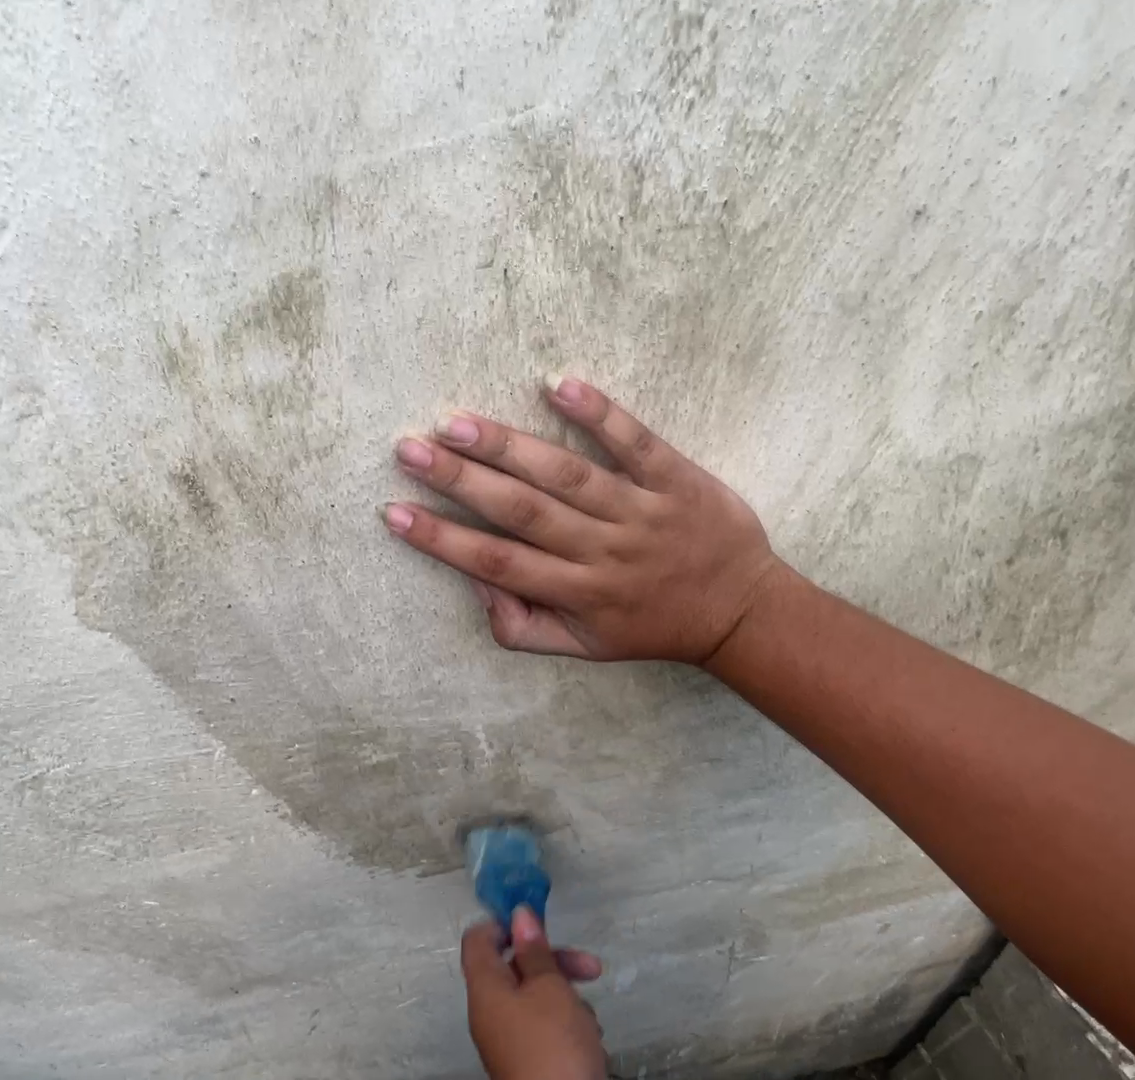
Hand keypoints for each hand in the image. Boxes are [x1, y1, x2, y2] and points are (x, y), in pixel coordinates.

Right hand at [383, 376, 786, 663]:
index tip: (393, 513)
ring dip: (510, 447)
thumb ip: (522, 627)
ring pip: (568, 476)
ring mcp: (642, 513)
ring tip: (458, 422)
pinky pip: (637, 444)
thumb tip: (475, 586)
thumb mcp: (583, 648)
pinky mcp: (678, 480)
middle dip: (460, 481)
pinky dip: (600, 414)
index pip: (496, 564)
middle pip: (522, 514)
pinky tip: (558, 385)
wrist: (741, 612)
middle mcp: (604, 553)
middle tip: (410, 449)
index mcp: (577, 595)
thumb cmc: (650, 627)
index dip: (441, 540)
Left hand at [462, 907, 606, 1079]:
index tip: (538, 922)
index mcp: (484, 987)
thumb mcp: (549, 989)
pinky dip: (566, 1026)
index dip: (504, 923)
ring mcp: (507, 1038)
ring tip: (590, 1018)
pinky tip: (590, 1040)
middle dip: (553, 962)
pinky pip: (543, 1028)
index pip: (478, 938)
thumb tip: (519, 914)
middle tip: (590, 967)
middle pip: (514, 968)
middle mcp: (489, 1011)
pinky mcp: (528, 1061)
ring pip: (535, 999)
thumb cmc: (552, 1044)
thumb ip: (535, 951)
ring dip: (566, 998)